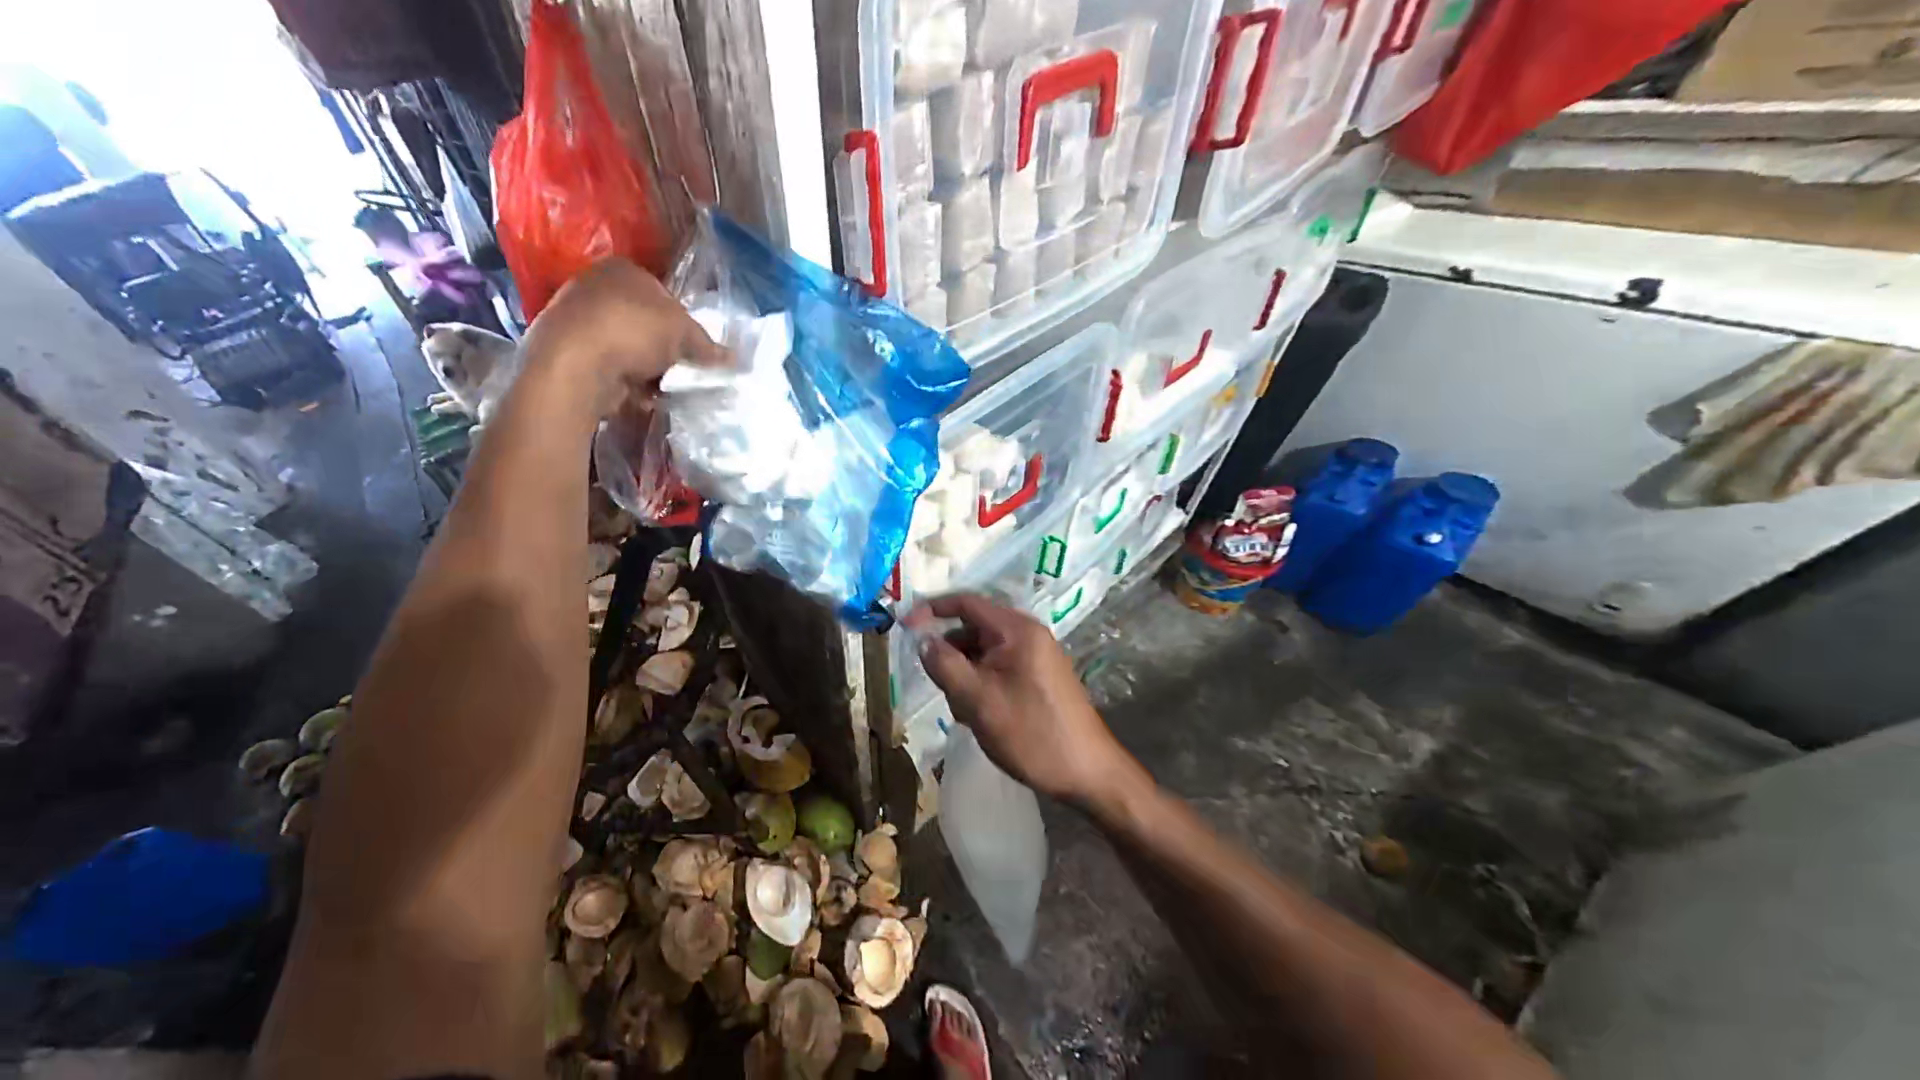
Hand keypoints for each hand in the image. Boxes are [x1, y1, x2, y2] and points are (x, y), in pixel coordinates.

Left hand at [520, 257, 724, 415]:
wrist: (574, 364)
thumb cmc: (633, 332)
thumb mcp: (684, 335)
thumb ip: (708, 347)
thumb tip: (734, 359)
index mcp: (623, 269)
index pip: (663, 293)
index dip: (682, 321)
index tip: (692, 347)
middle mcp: (594, 285)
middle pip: (643, 320)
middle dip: (662, 346)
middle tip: (679, 368)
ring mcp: (575, 317)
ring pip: (626, 345)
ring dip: (645, 367)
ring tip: (661, 386)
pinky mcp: (565, 349)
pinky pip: (608, 364)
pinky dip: (624, 379)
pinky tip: (637, 394)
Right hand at [913, 594, 1145, 806]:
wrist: (1087, 772)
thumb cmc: (1031, 733)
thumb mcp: (978, 700)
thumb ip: (945, 665)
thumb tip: (922, 640)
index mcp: (1017, 630)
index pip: (966, 603)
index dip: (932, 610)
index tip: (904, 628)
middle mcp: (1028, 636)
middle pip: (973, 629)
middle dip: (950, 655)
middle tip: (942, 689)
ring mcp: (1036, 658)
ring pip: (983, 654)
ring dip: (965, 676)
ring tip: (965, 713)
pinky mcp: (1038, 679)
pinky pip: (999, 670)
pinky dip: (982, 687)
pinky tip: (980, 717)